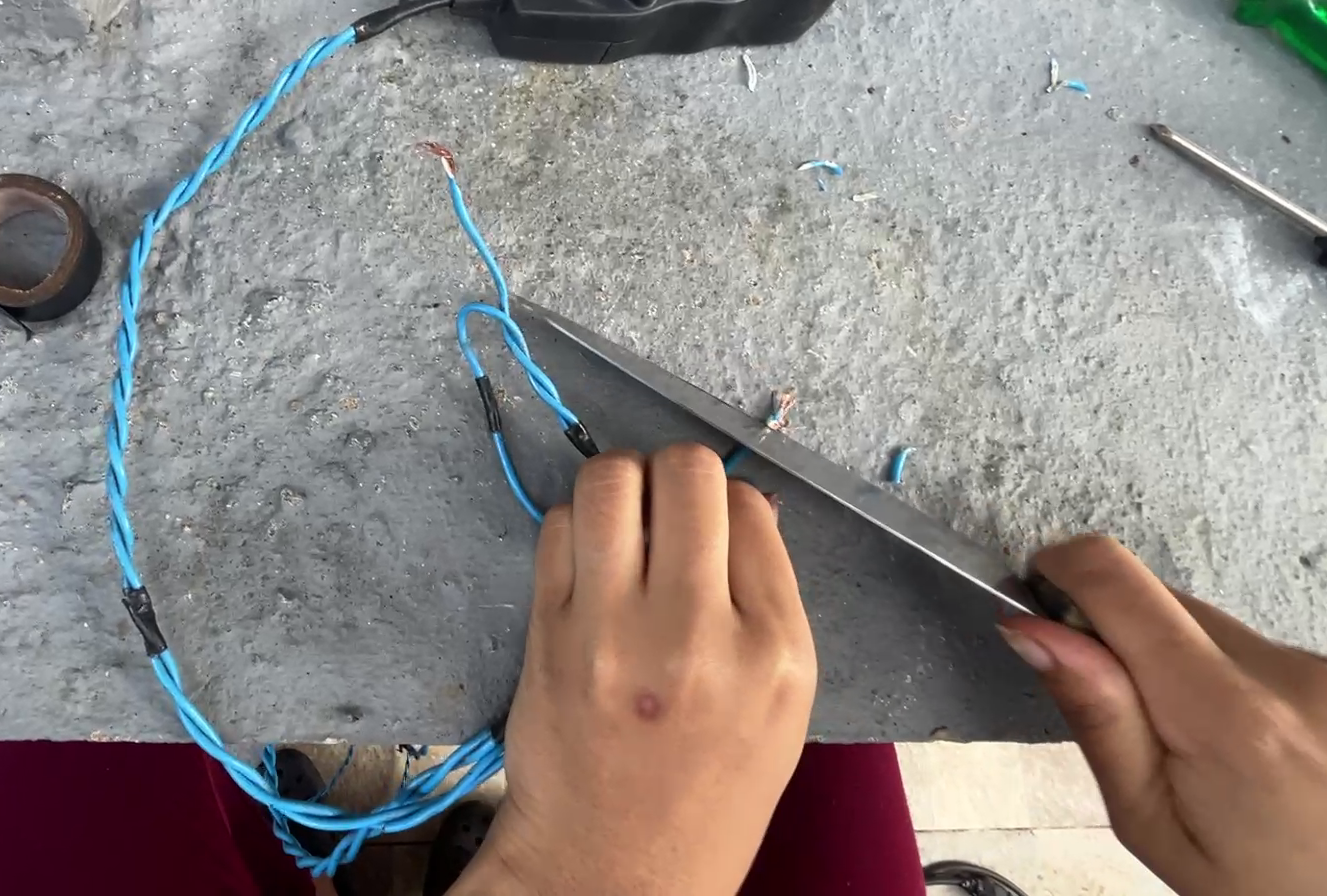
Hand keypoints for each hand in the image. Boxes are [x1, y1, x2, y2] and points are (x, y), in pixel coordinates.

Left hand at [454, 444, 816, 895]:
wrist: (613, 865)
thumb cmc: (709, 785)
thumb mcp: (779, 701)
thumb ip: (766, 594)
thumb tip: (741, 500)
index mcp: (777, 651)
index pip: (750, 505)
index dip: (724, 500)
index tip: (705, 524)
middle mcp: (697, 630)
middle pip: (683, 470)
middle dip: (671, 470)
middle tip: (659, 504)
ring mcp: (612, 625)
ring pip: (609, 479)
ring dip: (616, 481)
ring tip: (620, 520)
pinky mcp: (547, 625)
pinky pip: (558, 523)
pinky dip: (574, 523)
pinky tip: (585, 561)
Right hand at [1001, 535, 1326, 895]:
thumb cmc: (1265, 885)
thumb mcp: (1151, 822)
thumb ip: (1096, 718)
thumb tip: (1030, 629)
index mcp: (1227, 715)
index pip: (1116, 579)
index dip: (1059, 570)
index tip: (1039, 606)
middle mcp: (1292, 675)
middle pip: (1156, 601)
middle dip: (1118, 638)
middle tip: (1136, 719)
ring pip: (1204, 624)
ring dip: (1177, 660)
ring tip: (1208, 744)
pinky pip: (1254, 648)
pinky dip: (1231, 680)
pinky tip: (1257, 745)